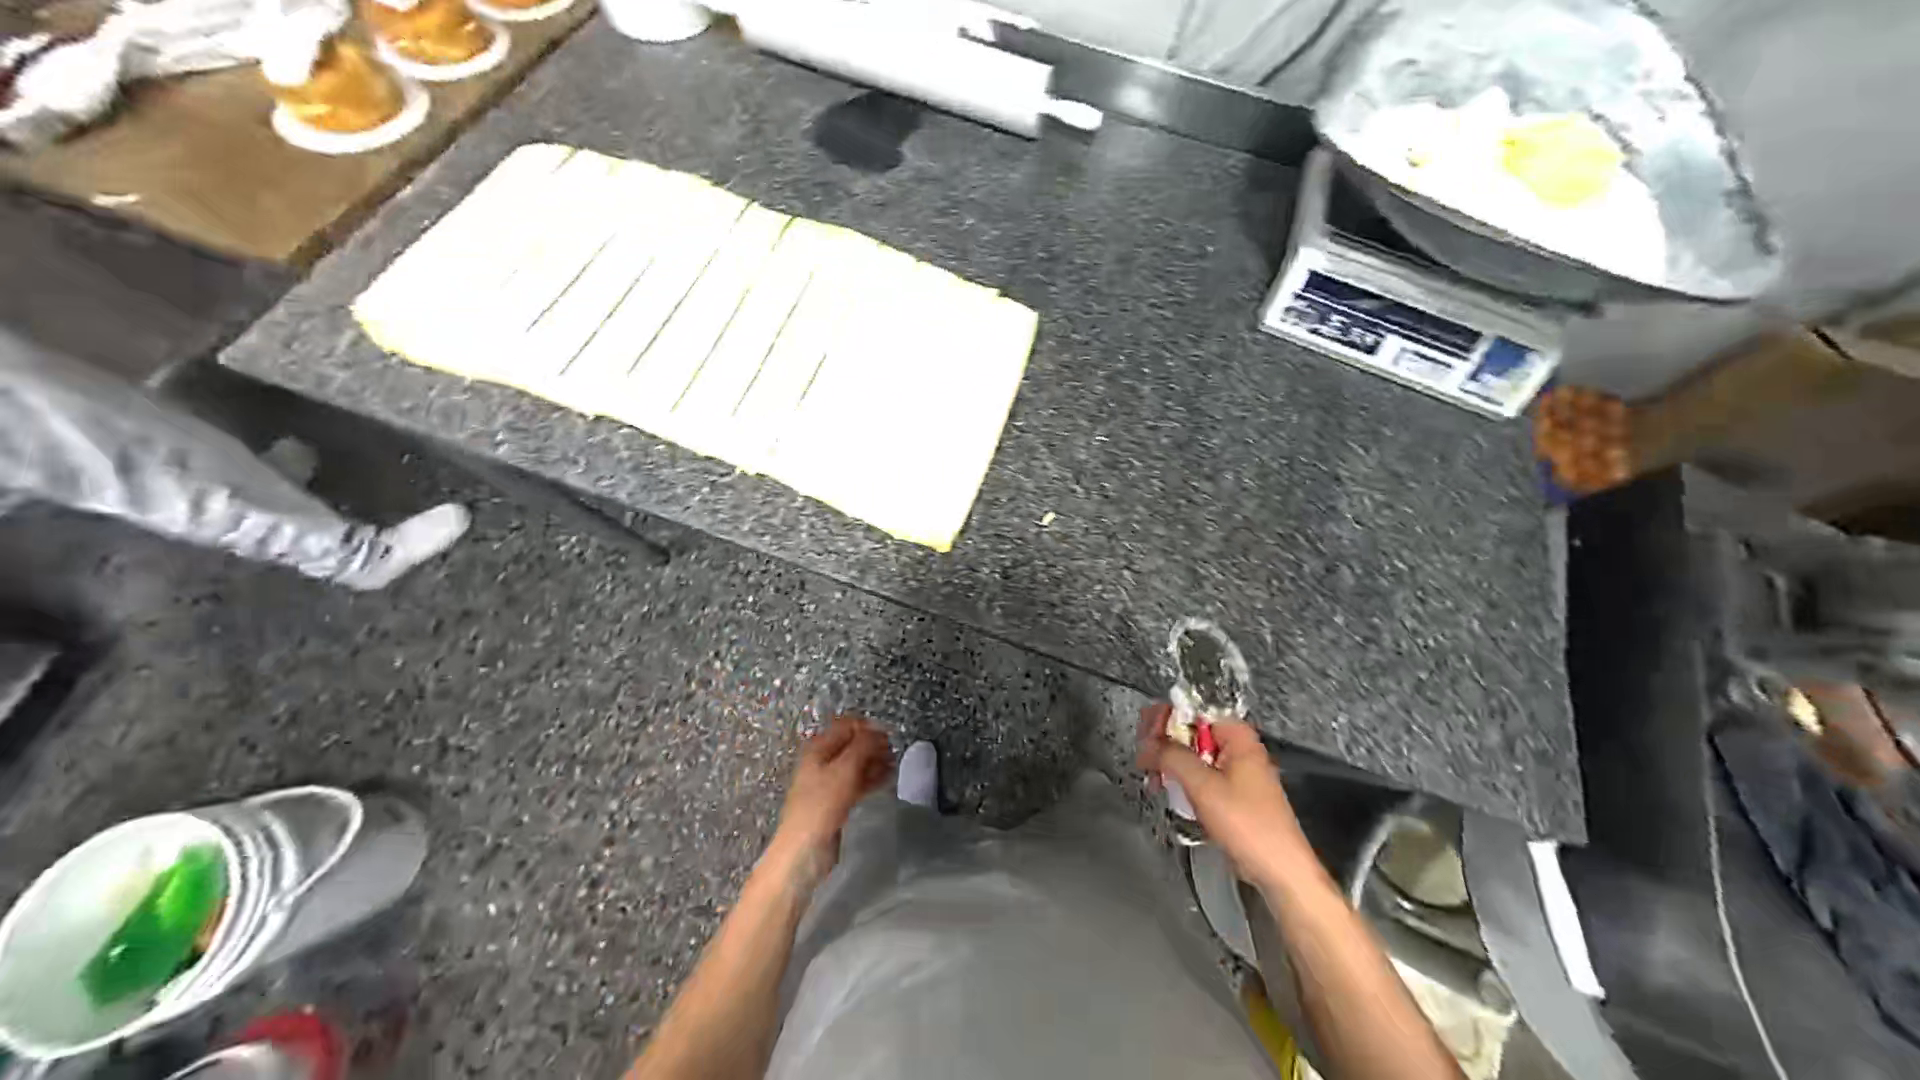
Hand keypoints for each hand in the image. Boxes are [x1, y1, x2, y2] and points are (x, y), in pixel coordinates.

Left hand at [767, 715, 892, 884]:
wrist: (805, 850)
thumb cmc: (822, 804)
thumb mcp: (845, 769)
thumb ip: (863, 745)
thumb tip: (879, 730)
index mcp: (819, 748)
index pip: (846, 725)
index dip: (868, 727)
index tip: (888, 736)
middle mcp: (822, 761)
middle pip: (852, 744)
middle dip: (874, 745)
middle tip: (893, 752)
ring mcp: (829, 782)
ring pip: (856, 764)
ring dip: (875, 762)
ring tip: (895, 766)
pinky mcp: (836, 802)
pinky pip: (858, 783)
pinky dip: (871, 779)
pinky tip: (887, 780)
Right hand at [1137, 704, 1310, 888]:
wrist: (1280, 871)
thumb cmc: (1246, 823)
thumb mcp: (1203, 785)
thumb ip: (1171, 756)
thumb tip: (1147, 743)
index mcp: (1237, 736)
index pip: (1194, 711)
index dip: (1166, 718)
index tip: (1144, 734)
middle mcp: (1238, 748)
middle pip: (1192, 731)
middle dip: (1164, 742)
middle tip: (1143, 756)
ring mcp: (1236, 771)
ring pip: (1194, 755)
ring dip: (1170, 763)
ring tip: (1151, 778)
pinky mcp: (1232, 793)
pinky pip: (1201, 776)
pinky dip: (1183, 780)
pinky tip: (1167, 790)